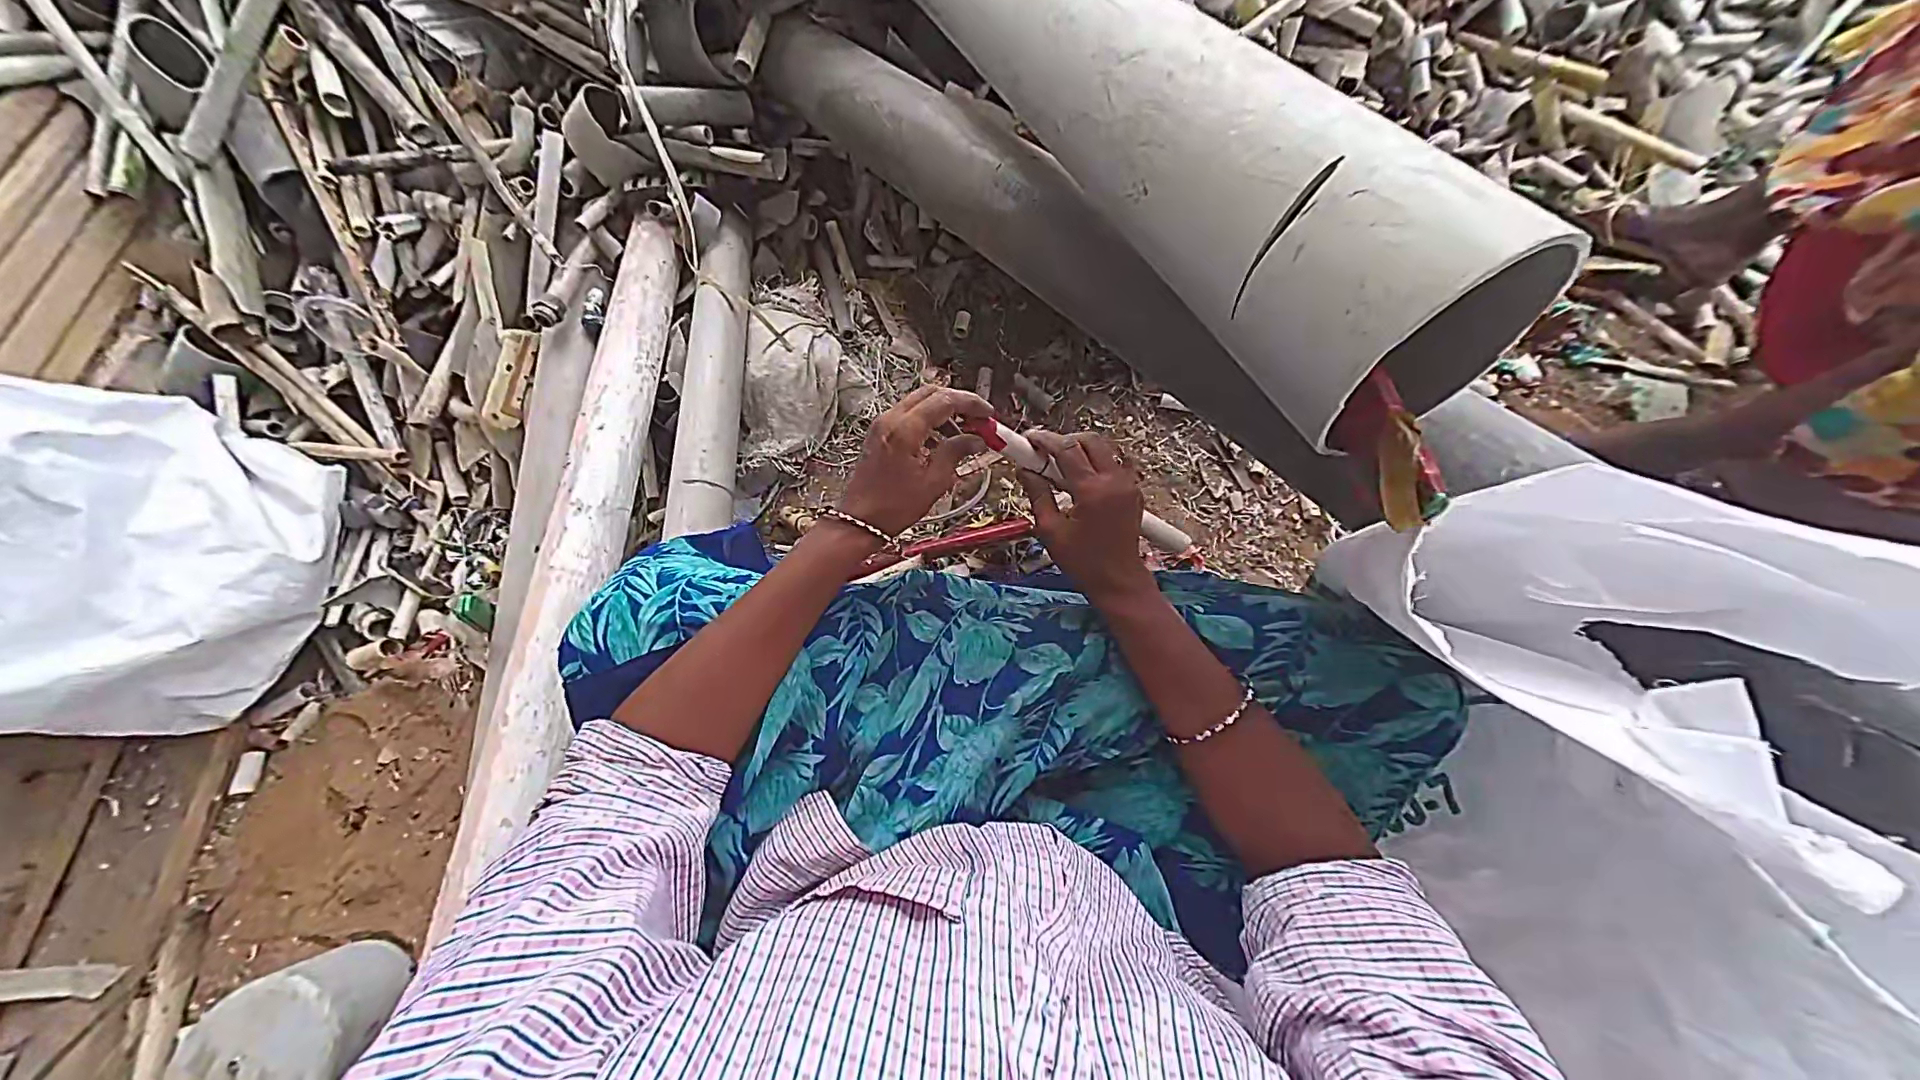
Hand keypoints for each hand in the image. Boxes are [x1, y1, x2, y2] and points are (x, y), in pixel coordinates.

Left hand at [837, 385, 991, 535]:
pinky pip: (908, 415)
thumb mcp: (934, 482)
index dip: (971, 404)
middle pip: (931, 393)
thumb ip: (955, 453)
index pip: (945, 401)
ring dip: (944, 411)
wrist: (860, 521)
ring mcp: (882, 425)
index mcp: (905, 430)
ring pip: (919, 402)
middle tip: (979, 419)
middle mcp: (891, 420)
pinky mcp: (880, 434)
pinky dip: (929, 420)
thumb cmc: (892, 508)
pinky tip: (942, 440)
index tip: (988, 414)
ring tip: (964, 433)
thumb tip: (975, 440)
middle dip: (959, 402)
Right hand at [1015, 431, 1156, 601]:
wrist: (1119, 581)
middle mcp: (1115, 481)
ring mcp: (1128, 485)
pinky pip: (1113, 465)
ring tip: (1059, 467)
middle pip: (1089, 440)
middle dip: (1064, 440)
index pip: (1066, 449)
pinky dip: (1095, 463)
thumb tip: (1025, 471)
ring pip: (1104, 449)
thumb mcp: (1050, 530)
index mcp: (1092, 491)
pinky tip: (1079, 481)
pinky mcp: (1134, 492)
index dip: (1044, 440)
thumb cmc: (1083, 562)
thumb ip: (1038, 495)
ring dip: (1081, 450)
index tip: (1028, 439)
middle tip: (1043, 453)